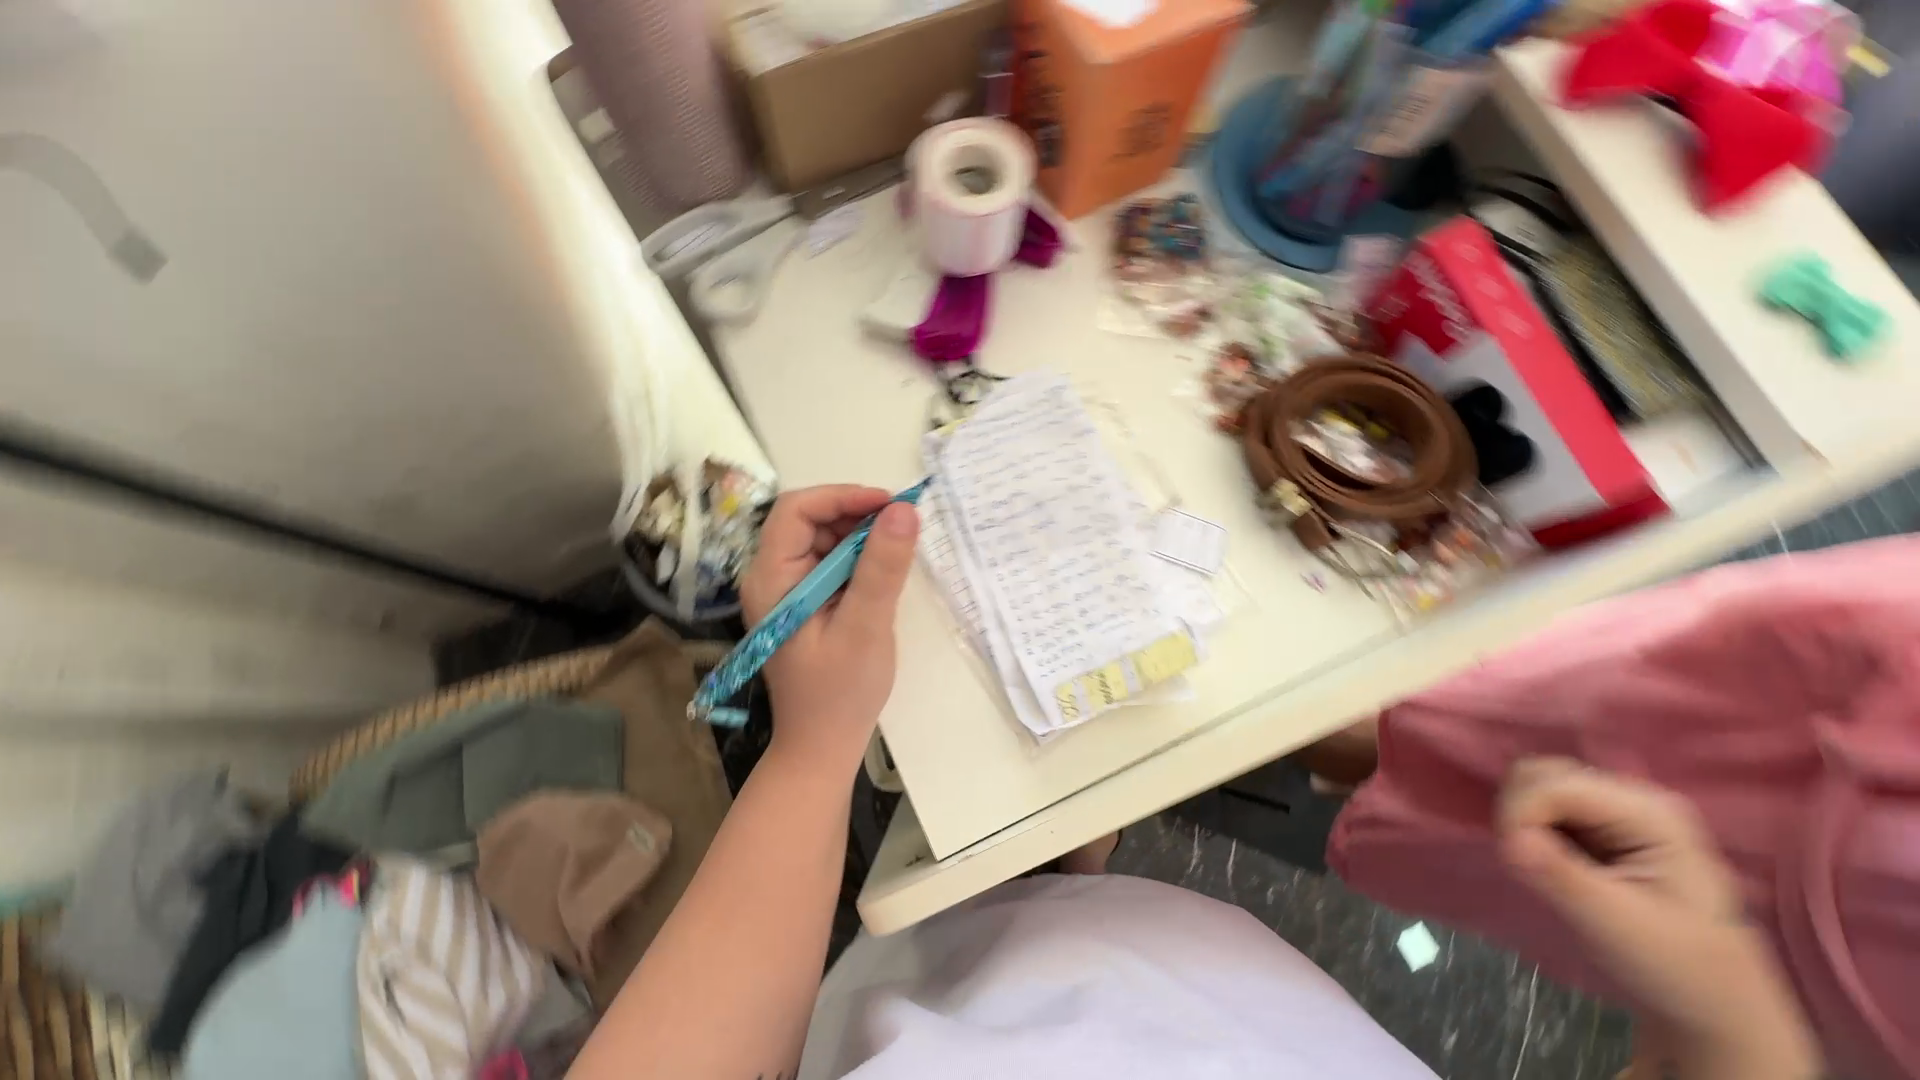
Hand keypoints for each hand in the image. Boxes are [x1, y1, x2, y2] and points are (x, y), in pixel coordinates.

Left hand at [740, 485, 918, 776]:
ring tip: (897, 550)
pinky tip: (883, 572)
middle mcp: (771, 576)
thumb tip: (903, 510)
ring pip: (822, 538)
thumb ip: (882, 567)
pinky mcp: (804, 602)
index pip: (796, 510)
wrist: (821, 745)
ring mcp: (786, 590)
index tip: (890, 505)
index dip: (843, 496)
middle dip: (855, 514)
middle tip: (902, 527)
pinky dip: (858, 557)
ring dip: (860, 535)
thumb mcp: (865, 627)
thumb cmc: (839, 692)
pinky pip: (829, 563)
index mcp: (772, 578)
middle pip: (808, 520)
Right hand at [1498, 759, 1818, 1079]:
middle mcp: (1633, 797)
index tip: (1516, 863)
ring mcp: (1618, 809)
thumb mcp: (1617, 926)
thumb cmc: (1675, 966)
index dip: (1521, 815)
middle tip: (1526, 864)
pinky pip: (1545, 806)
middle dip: (1519, 813)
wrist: (1713, 1001)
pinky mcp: (1602, 824)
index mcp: (1649, 813)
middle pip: (1542, 774)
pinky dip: (1531, 827)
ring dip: (1522, 820)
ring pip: (1537, 785)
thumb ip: (1563, 878)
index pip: (1554, 784)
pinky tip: (1549, 862)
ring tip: (1538, 865)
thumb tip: (1512, 839)